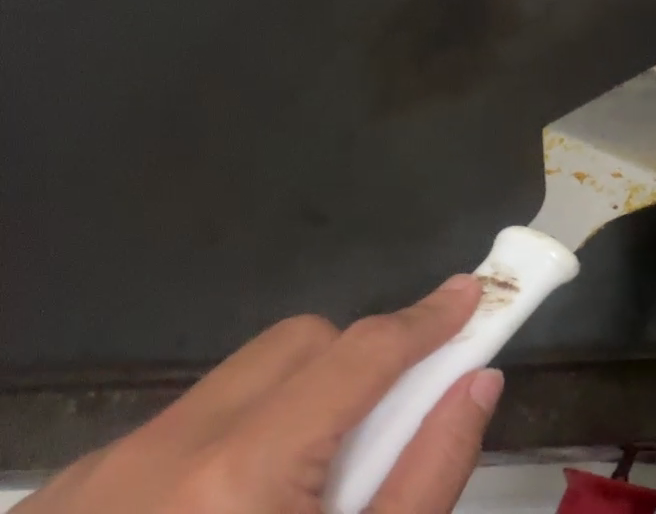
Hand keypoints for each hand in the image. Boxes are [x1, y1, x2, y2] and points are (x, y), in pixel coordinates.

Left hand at [20, 275, 496, 513]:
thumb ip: (431, 471)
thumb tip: (477, 382)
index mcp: (240, 477)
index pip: (361, 354)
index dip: (429, 318)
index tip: (475, 293)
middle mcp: (155, 457)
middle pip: (295, 345)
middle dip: (355, 358)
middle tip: (389, 412)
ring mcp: (86, 482)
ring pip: (230, 386)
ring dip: (288, 405)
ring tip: (291, 493)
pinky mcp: (48, 506)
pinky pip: (167, 433)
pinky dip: (219, 446)